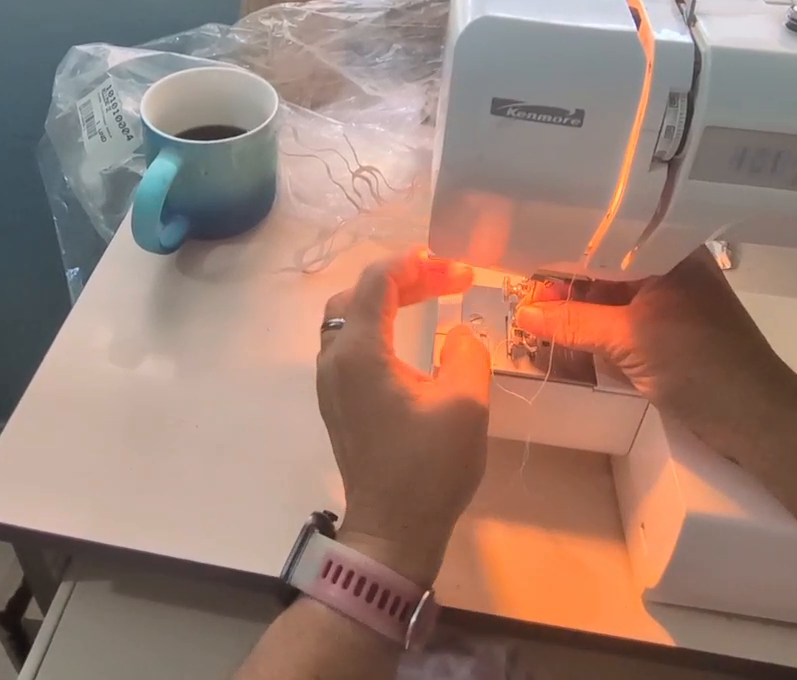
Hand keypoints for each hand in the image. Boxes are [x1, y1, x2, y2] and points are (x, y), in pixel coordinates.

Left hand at [316, 250, 486, 584]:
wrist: (391, 532)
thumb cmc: (428, 469)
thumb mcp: (465, 405)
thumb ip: (467, 353)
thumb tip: (459, 333)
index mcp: (360, 352)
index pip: (377, 281)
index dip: (417, 264)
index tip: (457, 268)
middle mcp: (334, 357)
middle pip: (360, 293)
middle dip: (405, 278)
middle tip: (449, 280)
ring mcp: (330, 379)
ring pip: (350, 315)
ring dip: (387, 298)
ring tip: (430, 295)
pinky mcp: (336, 397)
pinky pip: (349, 340)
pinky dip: (377, 322)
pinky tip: (407, 329)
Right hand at [513, 249, 796, 461]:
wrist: (760, 421)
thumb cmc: (700, 363)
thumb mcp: (628, 339)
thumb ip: (573, 322)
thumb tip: (522, 313)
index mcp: (669, 254)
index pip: (608, 237)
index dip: (566, 247)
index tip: (526, 256)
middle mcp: (669, 270)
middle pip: (605, 268)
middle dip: (567, 283)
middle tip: (527, 296)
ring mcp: (669, 304)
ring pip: (610, 297)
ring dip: (578, 309)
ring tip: (537, 316)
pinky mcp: (667, 334)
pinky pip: (621, 322)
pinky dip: (595, 329)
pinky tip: (566, 335)